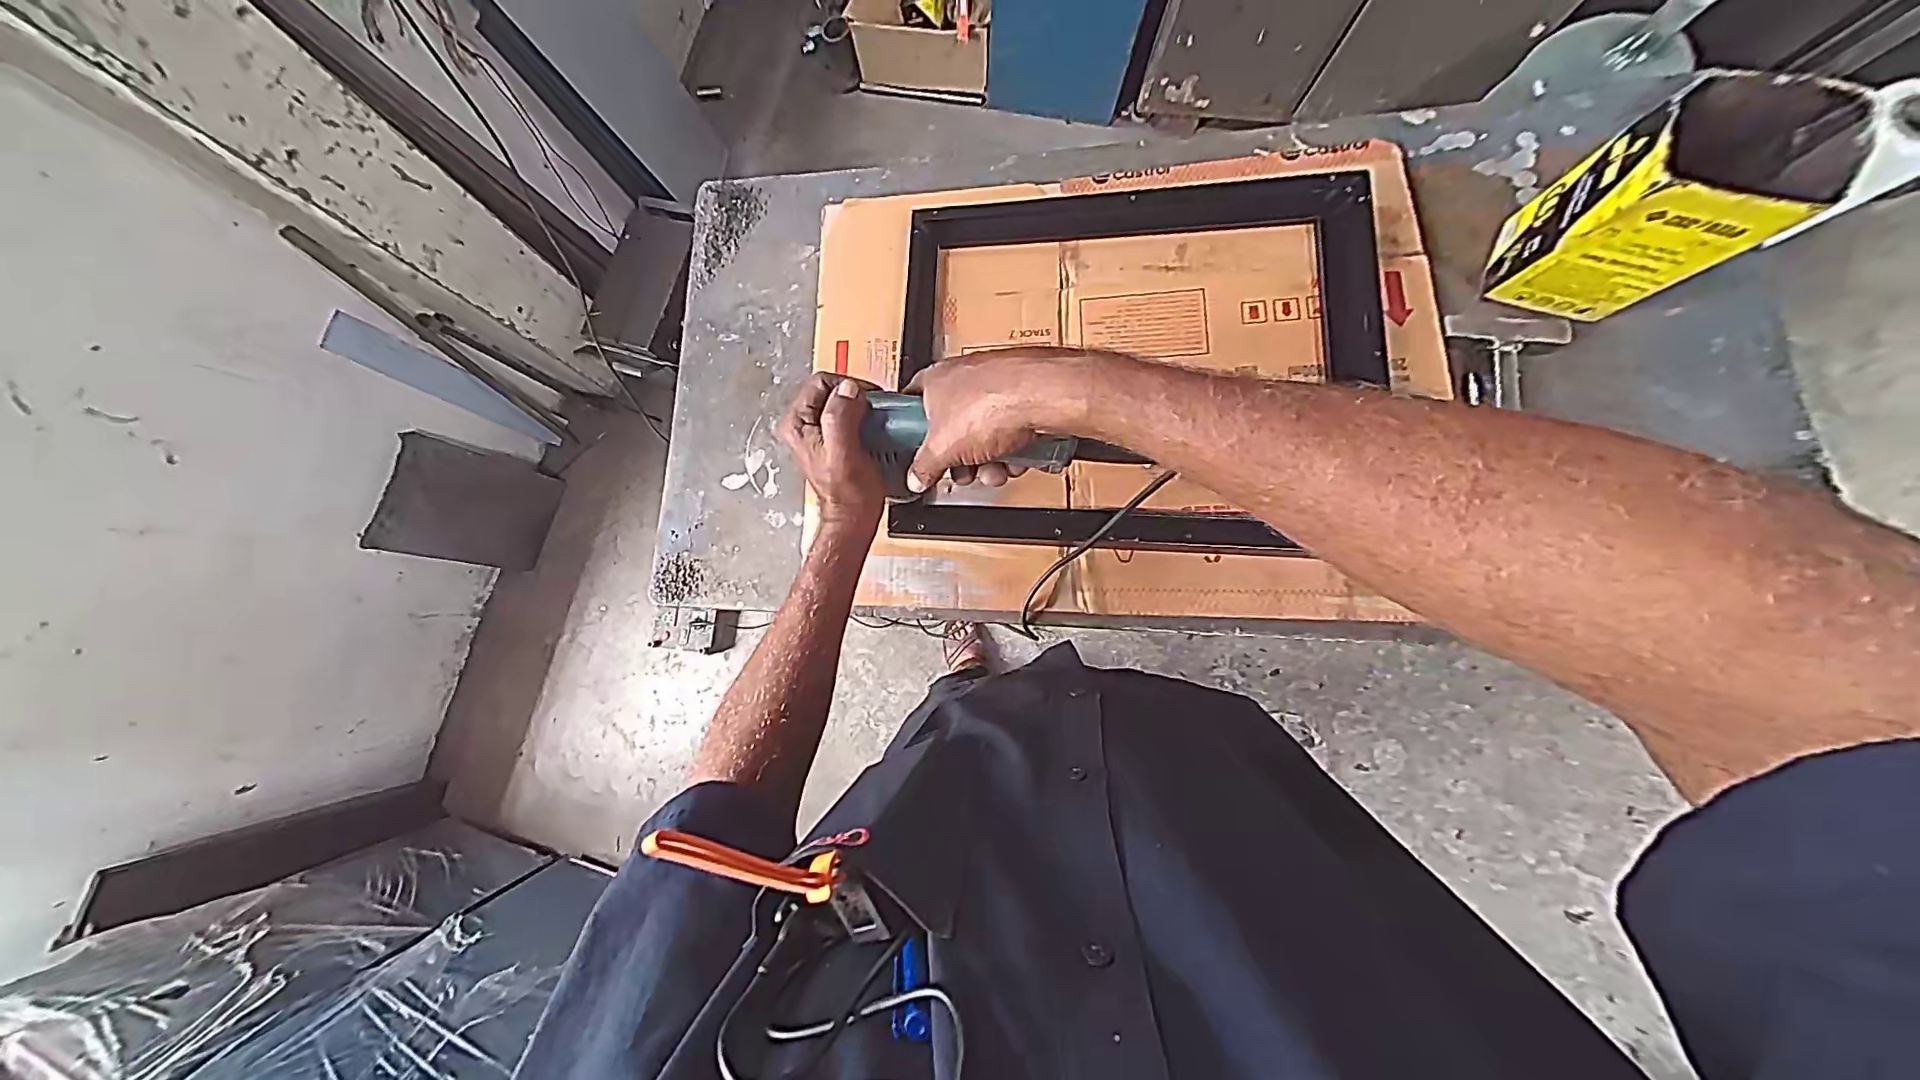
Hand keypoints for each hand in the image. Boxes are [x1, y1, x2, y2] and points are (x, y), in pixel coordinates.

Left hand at [778, 373, 885, 527]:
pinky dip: (864, 420)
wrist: (854, 517)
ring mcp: (818, 434)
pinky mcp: (833, 441)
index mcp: (797, 424)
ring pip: (842, 403)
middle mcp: (803, 427)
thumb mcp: (844, 451)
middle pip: (832, 391)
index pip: (822, 382)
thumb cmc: (848, 494)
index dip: (849, 387)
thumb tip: (848, 389)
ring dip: (862, 408)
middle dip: (856, 397)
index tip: (868, 399)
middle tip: (873, 411)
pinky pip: (849, 418)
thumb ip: (841, 416)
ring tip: (875, 421)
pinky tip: (872, 431)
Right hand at [904, 347, 1107, 493]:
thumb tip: (915, 479)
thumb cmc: (992, 405)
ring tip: (997, 469)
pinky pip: (1011, 430)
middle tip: (966, 472)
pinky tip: (1018, 459)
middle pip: (953, 429)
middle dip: (962, 459)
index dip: (914, 432)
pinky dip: (1014, 448)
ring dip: (990, 461)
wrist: (1042, 396)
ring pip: (985, 434)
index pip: (913, 404)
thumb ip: (924, 467)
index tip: (919, 454)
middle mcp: (965, 378)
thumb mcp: (942, 449)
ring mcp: (996, 386)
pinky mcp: (1024, 397)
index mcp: (935, 380)